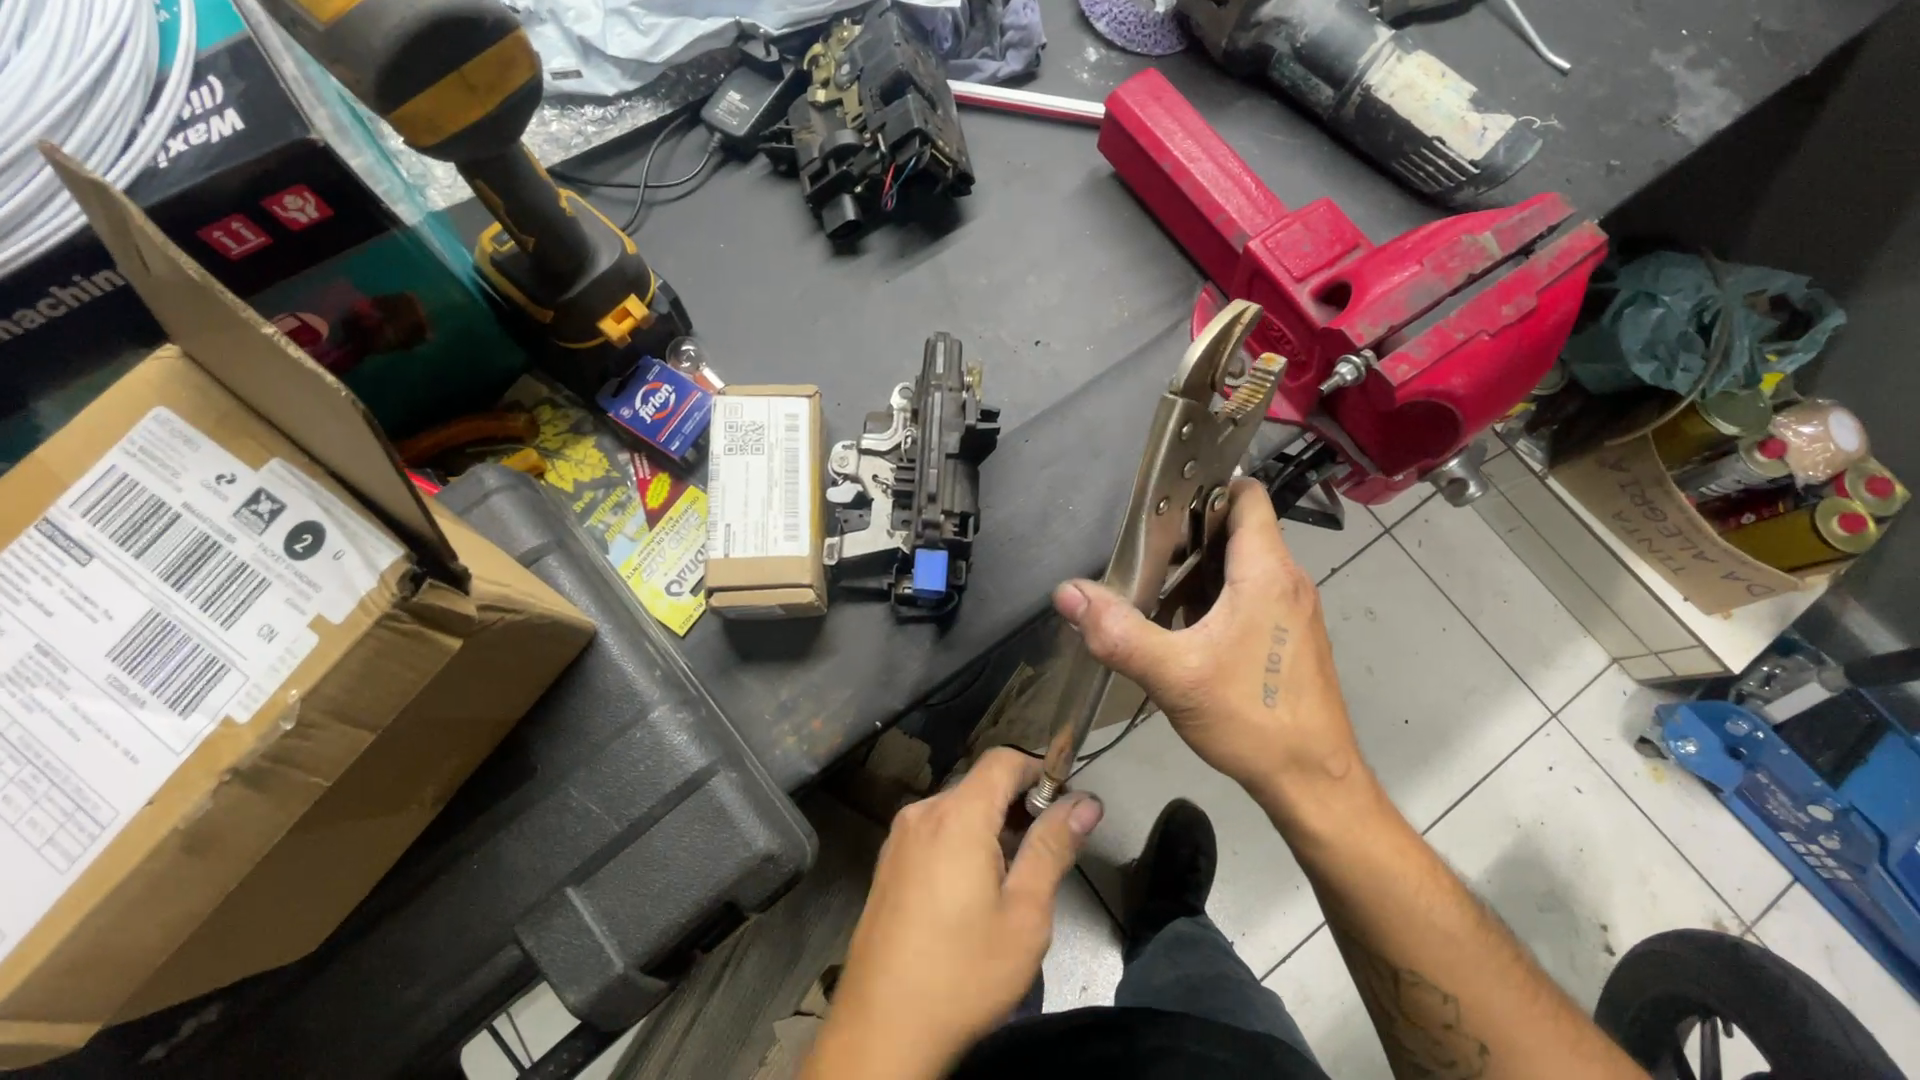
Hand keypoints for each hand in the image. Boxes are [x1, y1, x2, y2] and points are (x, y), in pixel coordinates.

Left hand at [803, 748, 1104, 1079]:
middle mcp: (921, 815)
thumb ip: (1053, 848)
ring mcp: (898, 841)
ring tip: (1017, 880)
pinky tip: (975, 894)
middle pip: (980, 785)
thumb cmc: (963, 973)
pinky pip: (935, 835)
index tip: (1067, 805)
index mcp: (956, 816)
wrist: (883, 1030)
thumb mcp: (1025, 914)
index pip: (1003, 760)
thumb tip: (1086, 802)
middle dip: (1020, 805)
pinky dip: (964, 844)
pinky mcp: (887, 867)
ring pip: (957, 811)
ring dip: (993, 828)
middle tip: (1050, 852)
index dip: (1041, 770)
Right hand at [1051, 478, 1364, 811]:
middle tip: (1140, 554)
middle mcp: (1287, 582)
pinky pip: (1249, 598)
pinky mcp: (1288, 640)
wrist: (1313, 781)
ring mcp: (1292, 612)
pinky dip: (1214, 601)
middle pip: (1237, 531)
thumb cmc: (1252, 720)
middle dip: (1187, 536)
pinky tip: (1181, 632)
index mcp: (1268, 573)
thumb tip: (1067, 594)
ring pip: (1241, 568)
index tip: (1161, 501)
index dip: (1206, 486)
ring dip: (1197, 572)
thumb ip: (1118, 633)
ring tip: (1152, 592)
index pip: (1247, 497)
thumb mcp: (1174, 675)